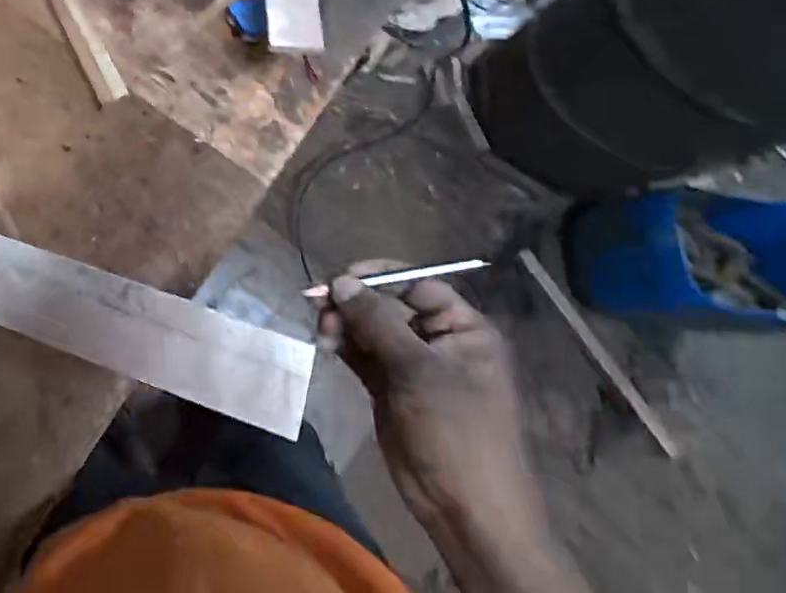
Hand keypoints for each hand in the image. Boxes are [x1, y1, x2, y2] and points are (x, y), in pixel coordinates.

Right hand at [319, 262, 586, 592]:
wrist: (466, 511)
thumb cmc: (456, 430)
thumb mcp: (419, 370)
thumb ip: (378, 322)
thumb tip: (341, 282)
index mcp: (462, 327)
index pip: (417, 285)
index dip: (380, 277)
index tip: (342, 276)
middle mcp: (438, 340)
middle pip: (390, 306)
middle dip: (356, 302)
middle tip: (319, 301)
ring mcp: (413, 366)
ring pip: (373, 331)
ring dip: (345, 324)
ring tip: (321, 327)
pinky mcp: (391, 389)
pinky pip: (365, 356)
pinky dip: (345, 346)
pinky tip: (325, 341)